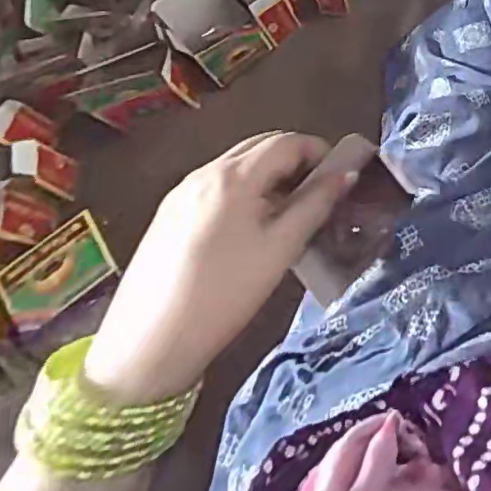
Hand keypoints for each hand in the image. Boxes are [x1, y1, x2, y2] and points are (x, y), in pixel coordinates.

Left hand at [81, 131, 353, 404]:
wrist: (144, 349)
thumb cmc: (223, 296)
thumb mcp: (280, 249)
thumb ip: (315, 205)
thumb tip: (346, 173)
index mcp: (233, 175)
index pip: (287, 141)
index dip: (320, 151)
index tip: (339, 176)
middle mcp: (205, 172)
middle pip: (261, 146)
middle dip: (296, 160)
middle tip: (319, 192)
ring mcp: (182, 191)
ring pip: (239, 164)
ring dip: (270, 174)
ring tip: (289, 212)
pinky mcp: (169, 213)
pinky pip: (217, 184)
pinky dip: (245, 189)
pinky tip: (251, 227)